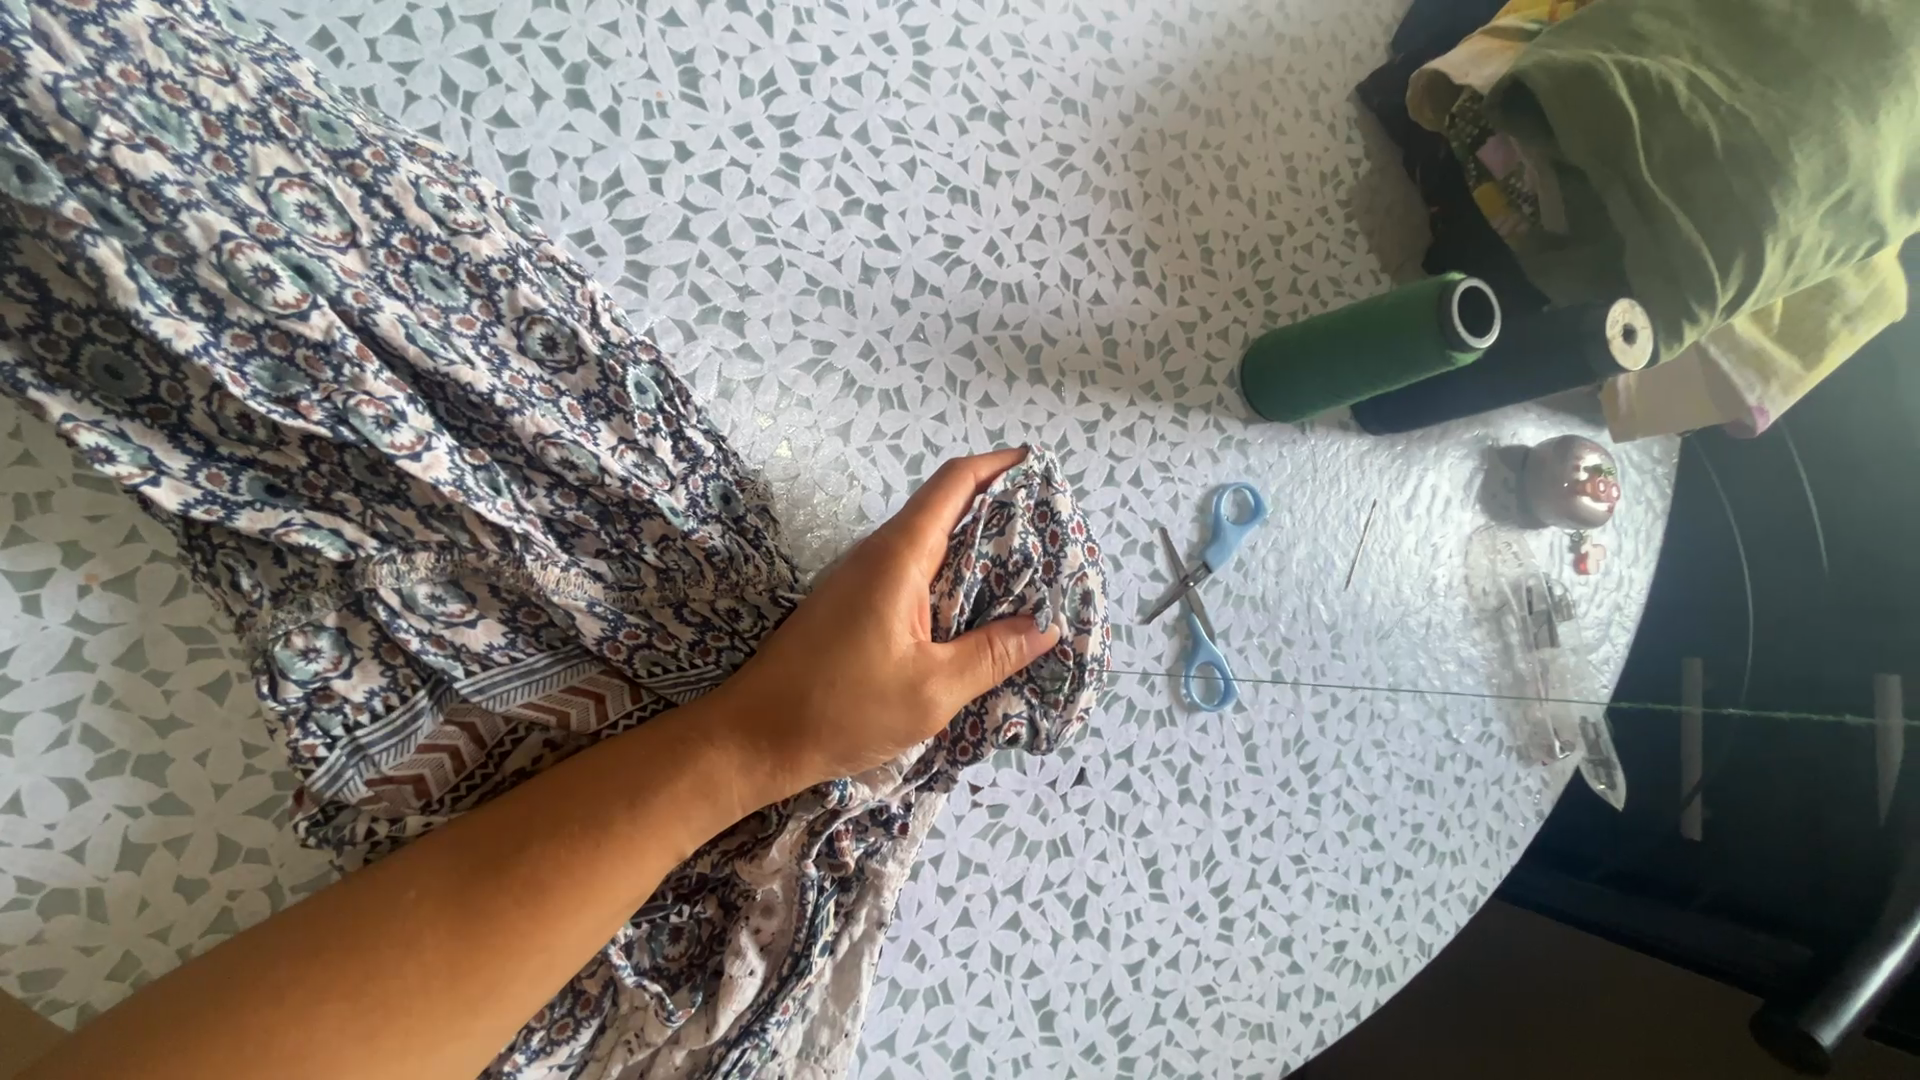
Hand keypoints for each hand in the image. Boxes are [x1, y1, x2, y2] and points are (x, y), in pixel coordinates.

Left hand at [709, 448, 1060, 806]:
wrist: (753, 738)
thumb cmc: (840, 709)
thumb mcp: (931, 691)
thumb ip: (992, 655)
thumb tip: (1045, 627)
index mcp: (899, 556)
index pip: (954, 483)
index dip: (1000, 466)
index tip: (1041, 468)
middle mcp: (881, 554)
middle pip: (949, 508)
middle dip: (1003, 512)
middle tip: (1054, 536)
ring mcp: (865, 578)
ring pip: (934, 545)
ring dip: (981, 551)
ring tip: (1032, 573)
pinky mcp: (858, 604)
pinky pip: (918, 576)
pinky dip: (956, 581)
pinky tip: (982, 612)